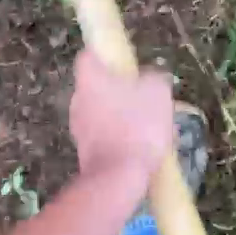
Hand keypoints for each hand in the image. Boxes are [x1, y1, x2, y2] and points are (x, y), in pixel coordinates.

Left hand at [68, 50, 173, 188]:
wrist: (118, 178)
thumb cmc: (136, 126)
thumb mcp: (157, 92)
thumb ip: (154, 77)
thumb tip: (151, 77)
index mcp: (90, 79)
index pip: (88, 56)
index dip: (105, 56)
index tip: (124, 64)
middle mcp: (78, 100)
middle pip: (99, 87)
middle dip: (121, 92)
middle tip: (146, 99)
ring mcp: (78, 128)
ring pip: (104, 113)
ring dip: (123, 117)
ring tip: (152, 129)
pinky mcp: (85, 153)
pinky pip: (106, 137)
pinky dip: (121, 139)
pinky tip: (144, 149)